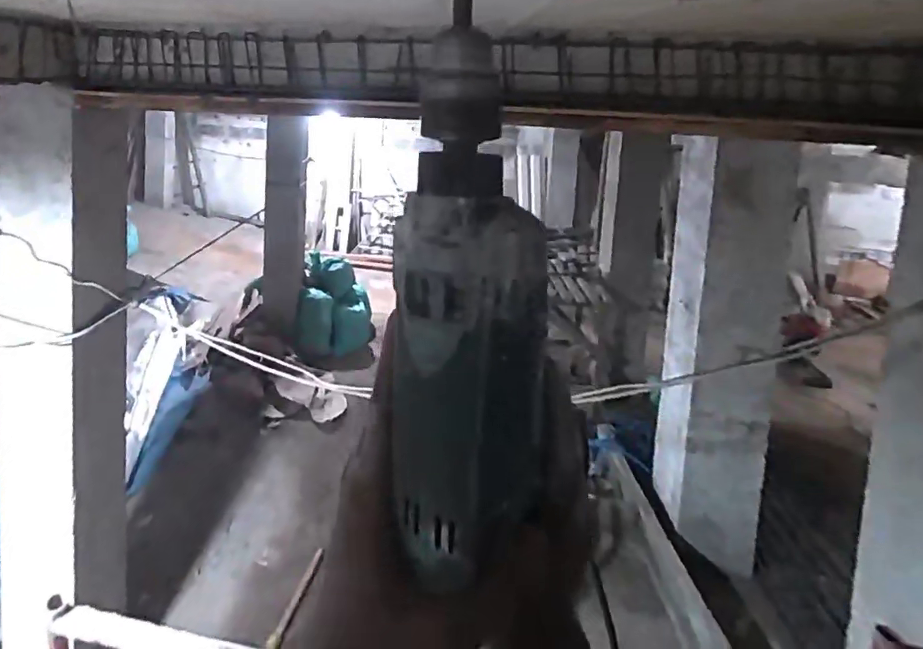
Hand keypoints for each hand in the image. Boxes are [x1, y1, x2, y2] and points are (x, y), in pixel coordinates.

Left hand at [285, 313, 593, 648]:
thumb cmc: (371, 639)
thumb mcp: (439, 626)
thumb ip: (498, 587)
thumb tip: (551, 532)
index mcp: (373, 476)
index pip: (390, 396)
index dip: (407, 349)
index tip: (434, 306)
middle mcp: (375, 464)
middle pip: (407, 395)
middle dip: (443, 361)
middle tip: (496, 335)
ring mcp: (382, 479)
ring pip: (416, 419)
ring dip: (449, 391)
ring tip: (501, 367)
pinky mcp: (392, 498)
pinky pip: (424, 449)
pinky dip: (452, 429)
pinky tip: (495, 436)